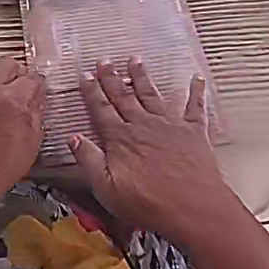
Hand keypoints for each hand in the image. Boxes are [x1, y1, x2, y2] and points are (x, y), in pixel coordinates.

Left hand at [0, 55, 45, 202]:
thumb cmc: (1, 166)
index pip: (32, 78)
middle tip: (23, 86)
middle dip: (19, 73)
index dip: (38, 84)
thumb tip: (38, 95)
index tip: (39, 89)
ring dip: (0, 73)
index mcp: (12, 100)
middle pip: (8, 64)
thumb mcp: (32, 140)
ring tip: (6, 88)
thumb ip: (37, 111)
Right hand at [70, 61, 244, 248]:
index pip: (101, 109)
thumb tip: (73, 138)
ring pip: (152, 95)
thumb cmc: (147, 203)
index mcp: (121, 138)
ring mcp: (169, 126)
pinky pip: (195, 107)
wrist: (192, 207)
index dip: (92, 91)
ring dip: (142, 77)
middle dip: (112, 77)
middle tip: (105, 61)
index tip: (85, 75)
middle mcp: (143, 125)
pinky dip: (195, 91)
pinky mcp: (193, 132)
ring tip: (135, 60)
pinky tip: (196, 78)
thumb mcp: (106, 187)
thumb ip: (88, 160)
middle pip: (124, 96)